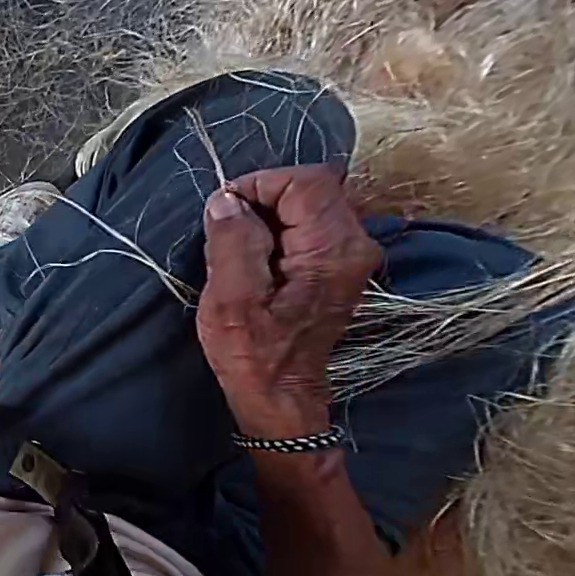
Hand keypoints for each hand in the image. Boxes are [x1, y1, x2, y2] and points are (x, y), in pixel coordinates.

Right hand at [197, 165, 379, 438]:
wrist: (276, 393)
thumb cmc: (250, 351)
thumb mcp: (230, 298)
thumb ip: (232, 243)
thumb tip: (225, 200)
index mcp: (332, 250)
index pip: (307, 182)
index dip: (258, 184)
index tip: (221, 209)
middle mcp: (354, 246)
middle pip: (313, 189)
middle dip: (261, 197)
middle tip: (221, 227)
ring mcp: (348, 257)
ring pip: (309, 206)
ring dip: (265, 214)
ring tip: (231, 243)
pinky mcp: (334, 268)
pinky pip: (306, 227)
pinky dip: (274, 230)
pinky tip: (249, 256)